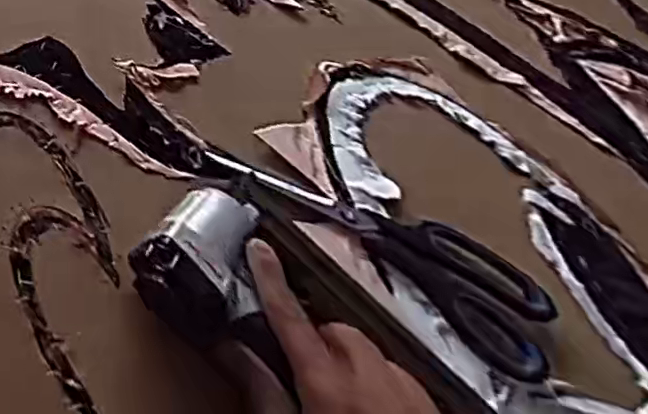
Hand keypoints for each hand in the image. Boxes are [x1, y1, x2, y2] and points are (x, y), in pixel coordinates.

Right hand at [220, 240, 438, 413]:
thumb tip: (231, 348)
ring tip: (344, 393)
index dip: (269, 277)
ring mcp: (416, 405)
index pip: (288, 314)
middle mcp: (375, 386)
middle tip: (303, 361)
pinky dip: (388, 389)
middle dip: (319, 336)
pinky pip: (411, 388)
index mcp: (327, 384)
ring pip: (380, 358)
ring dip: (356, 363)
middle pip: (339, 332)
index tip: (259, 248)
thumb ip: (261, 390)